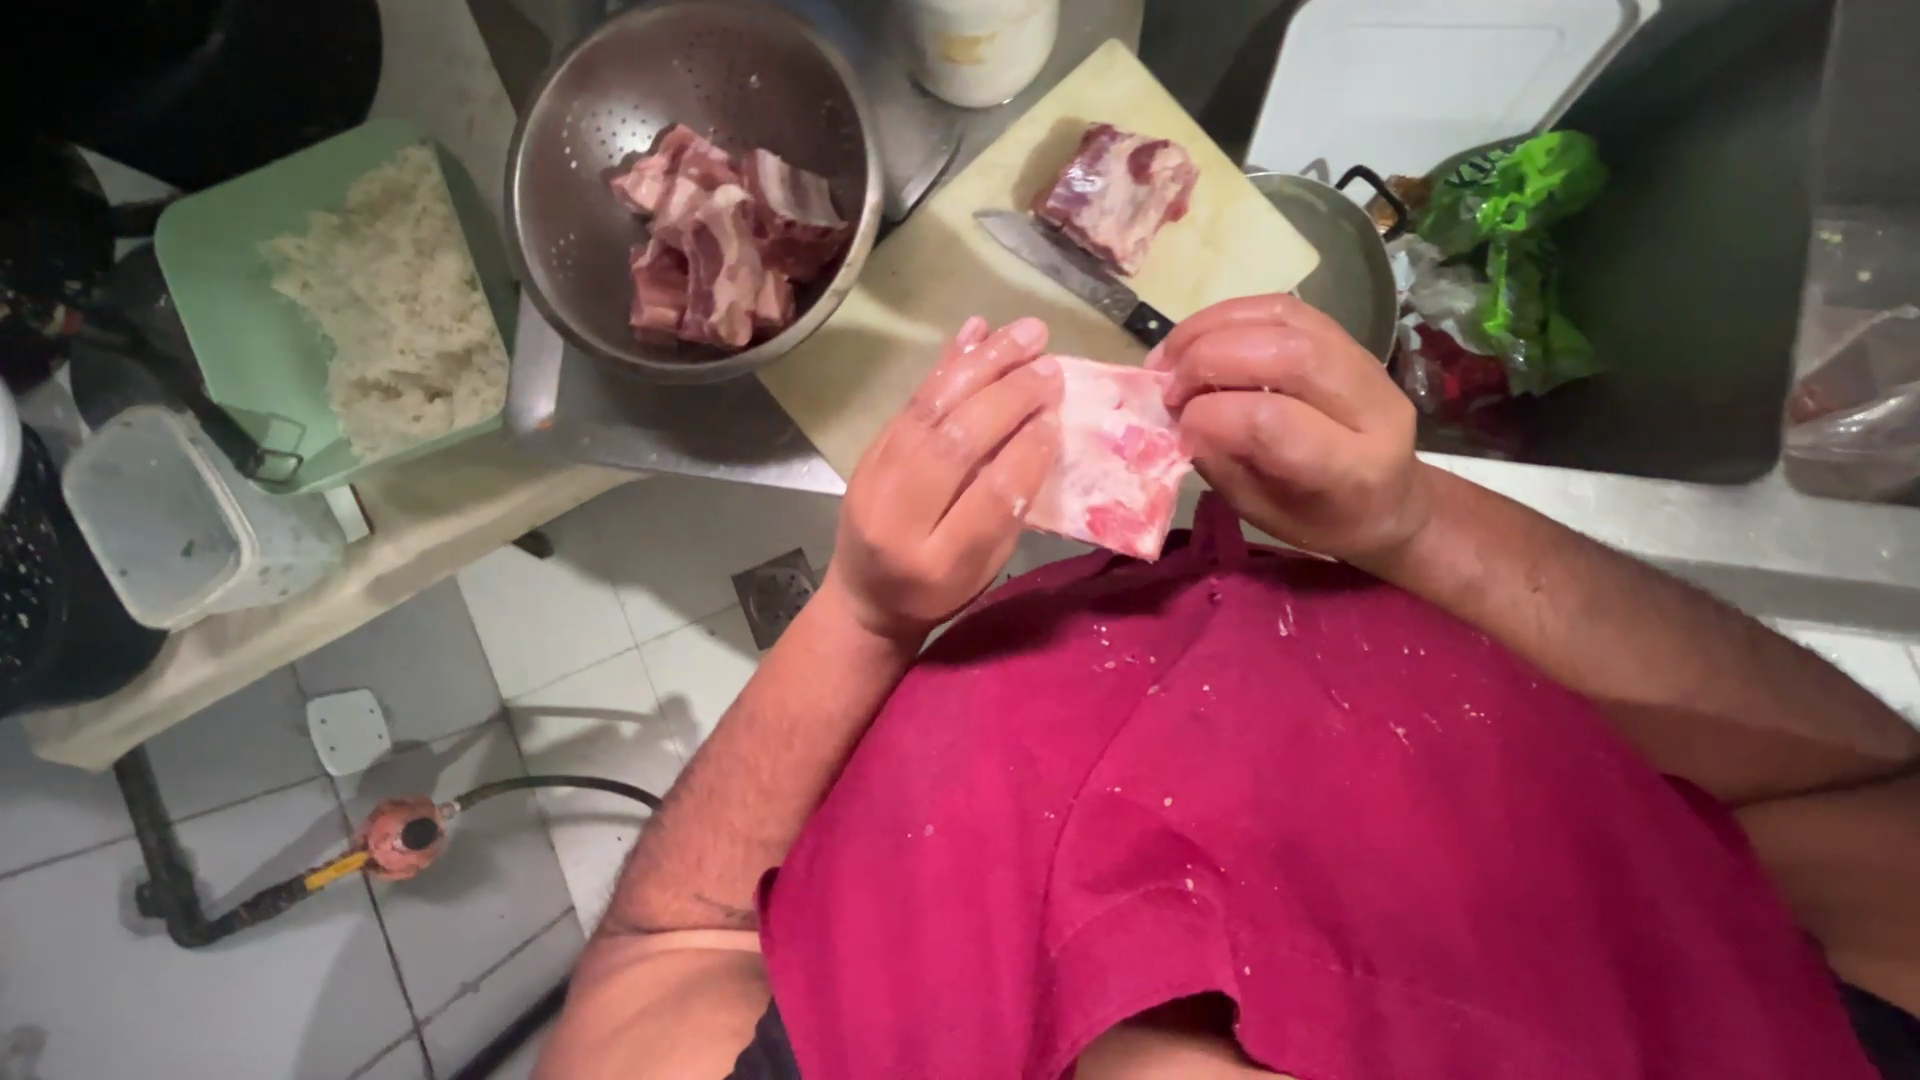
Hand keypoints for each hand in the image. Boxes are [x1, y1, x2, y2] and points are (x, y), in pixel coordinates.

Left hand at [821, 316, 1063, 642]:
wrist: (865, 598)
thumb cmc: (940, 590)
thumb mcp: (984, 568)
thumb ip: (1010, 509)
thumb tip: (1042, 430)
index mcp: (940, 563)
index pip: (990, 497)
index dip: (1027, 452)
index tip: (1057, 418)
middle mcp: (899, 520)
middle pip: (956, 445)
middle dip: (1009, 399)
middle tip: (1049, 368)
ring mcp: (873, 481)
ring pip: (929, 411)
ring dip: (981, 365)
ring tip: (1025, 334)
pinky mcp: (866, 454)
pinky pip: (910, 401)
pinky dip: (946, 364)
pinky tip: (976, 333)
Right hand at [1149, 293, 1432, 565]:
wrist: (1387, 501)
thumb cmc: (1319, 520)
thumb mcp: (1261, 512)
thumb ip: (1221, 462)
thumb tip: (1178, 416)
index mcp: (1353, 468)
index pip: (1274, 422)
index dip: (1210, 414)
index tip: (1176, 425)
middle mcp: (1371, 405)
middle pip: (1288, 354)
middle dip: (1208, 359)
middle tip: (1165, 386)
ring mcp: (1363, 361)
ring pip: (1284, 318)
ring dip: (1210, 329)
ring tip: (1170, 358)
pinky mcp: (1345, 338)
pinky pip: (1283, 309)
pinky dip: (1227, 317)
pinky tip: (1196, 340)